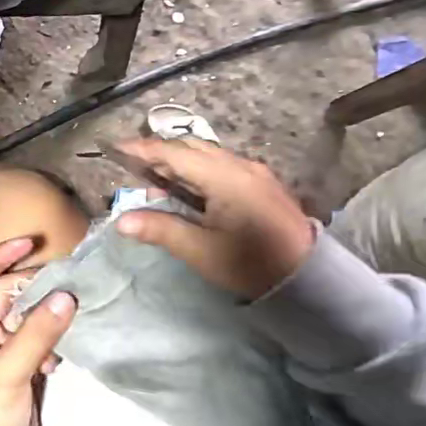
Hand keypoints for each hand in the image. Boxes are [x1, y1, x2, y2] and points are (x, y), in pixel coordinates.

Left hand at [0, 236, 76, 425]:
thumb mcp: (8, 374)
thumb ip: (37, 334)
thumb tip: (67, 295)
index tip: (28, 241)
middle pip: (5, 293)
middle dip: (31, 291)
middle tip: (62, 291)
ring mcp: (0, 348)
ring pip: (25, 313)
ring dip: (43, 317)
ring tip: (61, 327)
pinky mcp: (21, 363)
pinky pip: (38, 335)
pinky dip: (49, 341)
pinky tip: (55, 362)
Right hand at [113, 139, 316, 298]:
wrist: (308, 277)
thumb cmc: (250, 264)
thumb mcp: (201, 250)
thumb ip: (161, 230)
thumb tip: (122, 220)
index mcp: (225, 177)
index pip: (175, 153)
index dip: (144, 149)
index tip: (117, 148)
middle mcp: (240, 165)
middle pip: (192, 148)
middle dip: (160, 152)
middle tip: (133, 165)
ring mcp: (255, 173)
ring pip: (209, 155)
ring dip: (180, 161)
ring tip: (156, 177)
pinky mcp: (262, 184)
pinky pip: (223, 166)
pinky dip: (198, 170)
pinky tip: (188, 189)